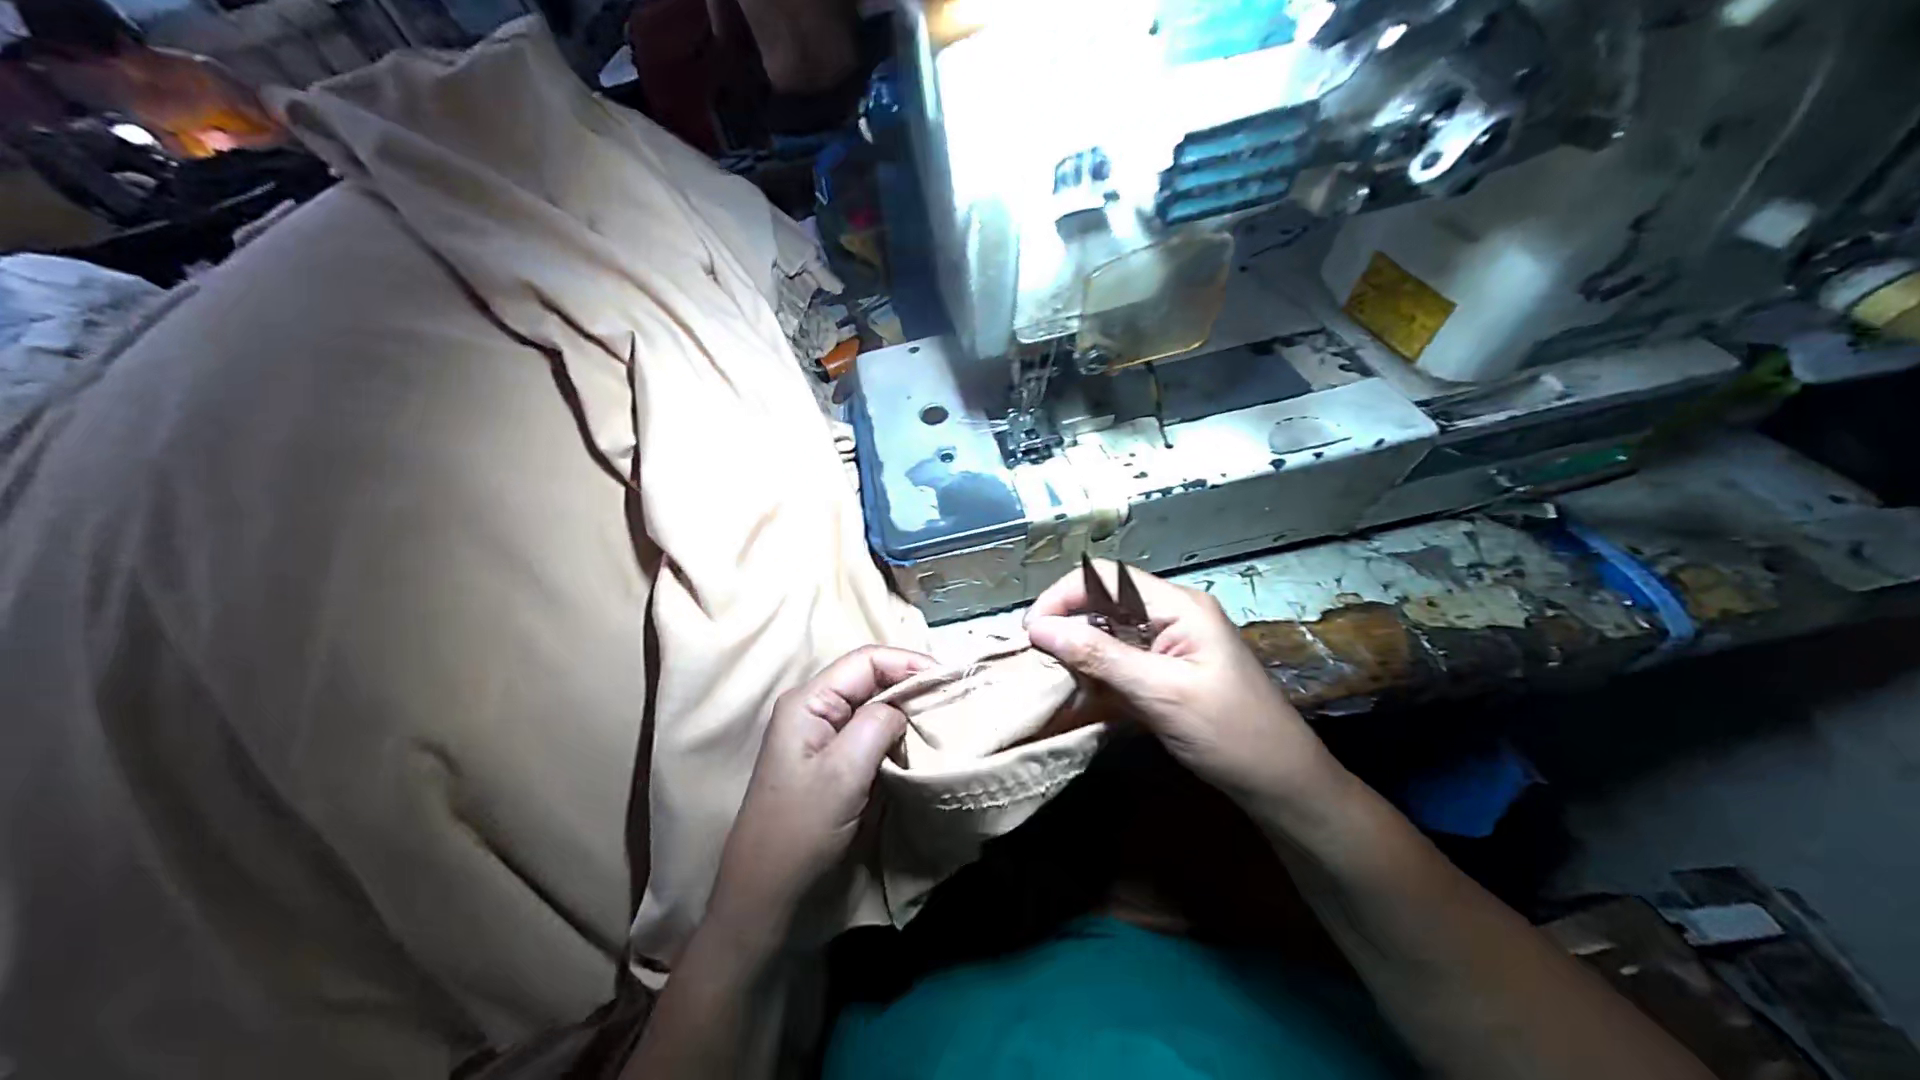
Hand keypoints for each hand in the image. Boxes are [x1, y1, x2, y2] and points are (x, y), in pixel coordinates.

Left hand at [706, 646, 933, 943]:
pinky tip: (921, 745)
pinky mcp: (835, 764)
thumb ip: (877, 725)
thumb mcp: (842, 772)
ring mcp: (824, 738)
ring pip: (875, 707)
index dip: (909, 662)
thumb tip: (904, 708)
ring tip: (944, 718)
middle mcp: (815, 711)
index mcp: (808, 702)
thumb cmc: (800, 830)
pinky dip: (899, 735)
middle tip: (953, 699)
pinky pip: (872, 735)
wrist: (768, 895)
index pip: (866, 660)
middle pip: (871, 679)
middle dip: (912, 684)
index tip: (949, 679)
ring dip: (908, 710)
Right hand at [1024, 561, 1344, 815]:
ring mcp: (1170, 642)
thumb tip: (1040, 628)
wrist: (1280, 781)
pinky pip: (1119, 657)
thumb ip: (1100, 656)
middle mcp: (1172, 614)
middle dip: (1066, 621)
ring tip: (1049, 673)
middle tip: (1034, 655)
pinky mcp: (1165, 670)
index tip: (1032, 631)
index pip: (1107, 578)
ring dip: (1077, 648)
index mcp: (1179, 606)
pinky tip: (1077, 688)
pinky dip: (1094, 669)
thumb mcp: (1160, 693)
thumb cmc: (1229, 733)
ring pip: (1109, 629)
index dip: (1063, 596)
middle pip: (1105, 600)